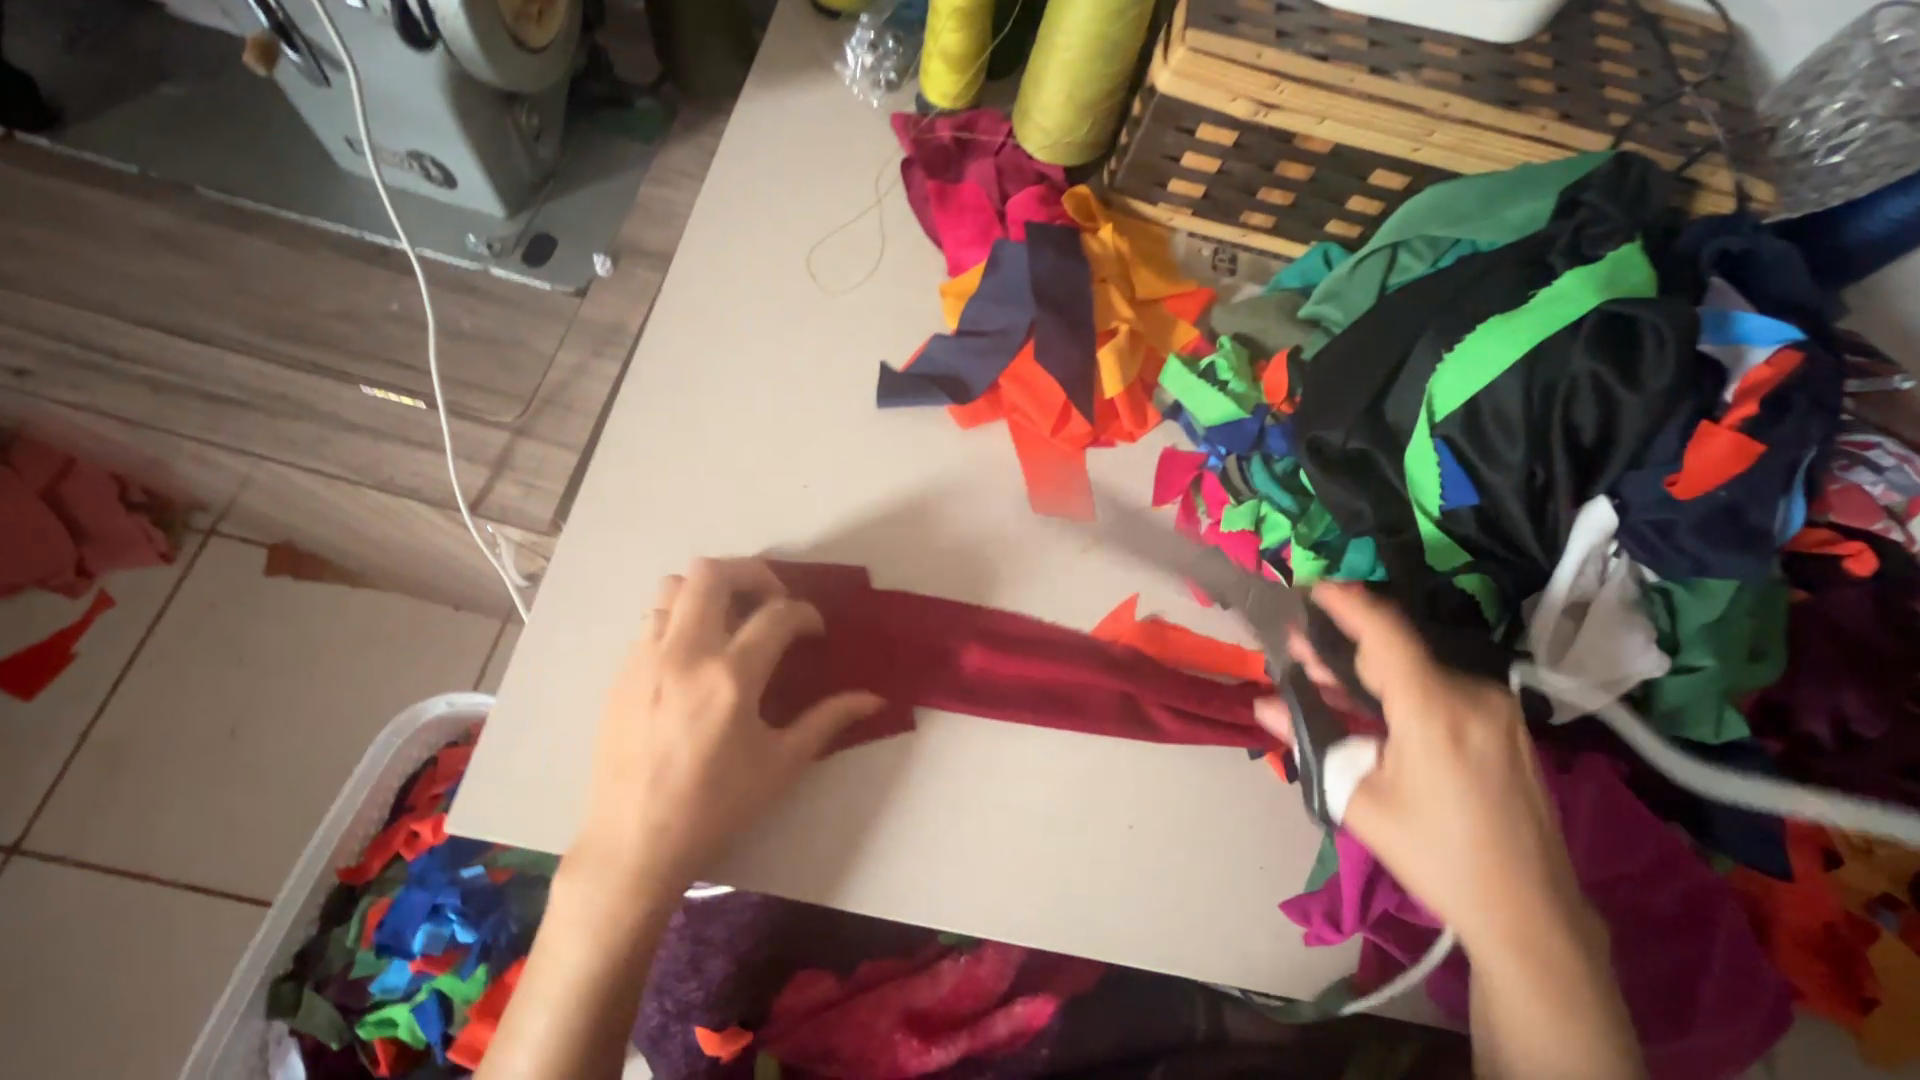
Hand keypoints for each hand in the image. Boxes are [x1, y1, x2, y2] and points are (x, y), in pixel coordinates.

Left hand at [569, 558, 885, 895]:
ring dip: (709, 591)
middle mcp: (684, 654)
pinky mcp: (622, 673)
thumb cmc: (715, 807)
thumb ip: (828, 721)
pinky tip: (698, 657)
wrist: (634, 844)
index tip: (815, 630)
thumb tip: (874, 698)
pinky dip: (682, 619)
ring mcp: (645, 659)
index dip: (805, 613)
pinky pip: (652, 622)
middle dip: (752, 573)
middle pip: (712, 573)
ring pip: (673, 587)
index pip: (776, 614)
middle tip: (772, 600)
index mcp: (730, 677)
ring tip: (732, 620)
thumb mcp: (781, 765)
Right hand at [1255, 583, 1589, 953]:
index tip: (1311, 588)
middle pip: (1399, 652)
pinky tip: (1373, 705)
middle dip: (1345, 647)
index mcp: (1435, 710)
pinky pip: (1443, 691)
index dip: (1346, 603)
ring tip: (1325, 676)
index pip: (1385, 633)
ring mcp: (1496, 709)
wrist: (1529, 910)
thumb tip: (1264, 706)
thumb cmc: (1436, 857)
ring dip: (1372, 672)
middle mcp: (1472, 695)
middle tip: (1298, 647)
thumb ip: (1312, 742)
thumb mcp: (1361, 802)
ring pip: (1420, 672)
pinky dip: (1403, 690)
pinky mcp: (1506, 726)